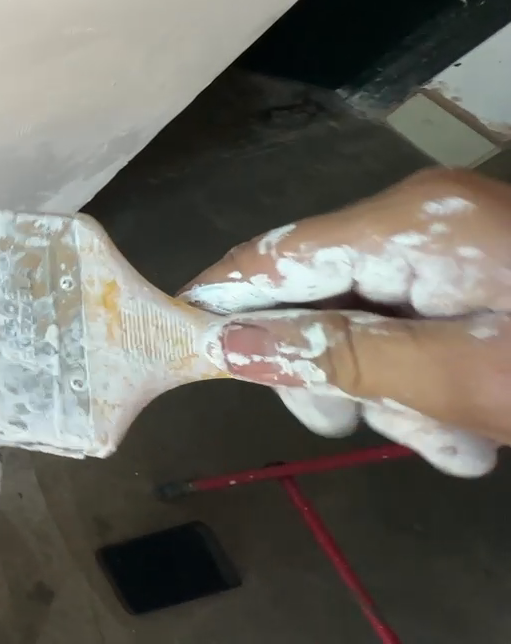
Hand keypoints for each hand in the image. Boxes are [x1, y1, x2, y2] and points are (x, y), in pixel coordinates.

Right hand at [183, 167, 510, 476]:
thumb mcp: (481, 382)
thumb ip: (343, 359)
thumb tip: (225, 347)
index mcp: (412, 222)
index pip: (268, 256)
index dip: (216, 304)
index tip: (182, 354)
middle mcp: (422, 220)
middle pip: (316, 291)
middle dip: (327, 365)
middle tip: (347, 426)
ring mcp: (461, 247)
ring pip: (368, 317)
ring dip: (389, 387)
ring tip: (451, 442)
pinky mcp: (491, 277)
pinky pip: (419, 321)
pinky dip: (430, 377)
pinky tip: (473, 423)